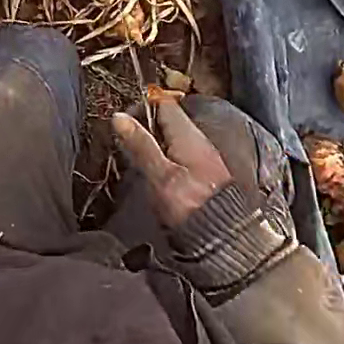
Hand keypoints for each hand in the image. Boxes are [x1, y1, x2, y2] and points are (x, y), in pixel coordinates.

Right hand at [111, 97, 233, 226]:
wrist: (223, 239)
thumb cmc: (190, 206)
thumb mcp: (160, 175)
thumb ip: (141, 145)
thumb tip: (119, 118)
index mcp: (188, 134)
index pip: (165, 104)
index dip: (143, 106)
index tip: (124, 120)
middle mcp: (198, 139)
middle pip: (169, 119)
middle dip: (147, 125)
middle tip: (125, 140)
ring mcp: (203, 156)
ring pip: (174, 137)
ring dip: (155, 142)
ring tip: (136, 156)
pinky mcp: (204, 172)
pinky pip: (180, 152)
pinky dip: (165, 155)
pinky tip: (155, 171)